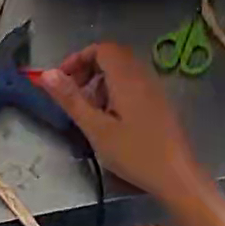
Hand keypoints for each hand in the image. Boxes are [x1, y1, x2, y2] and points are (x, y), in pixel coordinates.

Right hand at [36, 42, 210, 201]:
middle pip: (112, 56)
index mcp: (127, 78)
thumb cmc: (134, 153)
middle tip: (73, 93)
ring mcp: (154, 89)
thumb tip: (47, 74)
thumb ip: (71, 99)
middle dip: (88, 69)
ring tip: (90, 110)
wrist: (177, 176)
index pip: (102, 48)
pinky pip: (133, 84)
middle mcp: (143, 77)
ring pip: (123, 71)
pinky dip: (116, 91)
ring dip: (101, 82)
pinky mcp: (159, 103)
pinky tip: (111, 119)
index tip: (63, 80)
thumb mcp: (96, 129)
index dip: (79, 58)